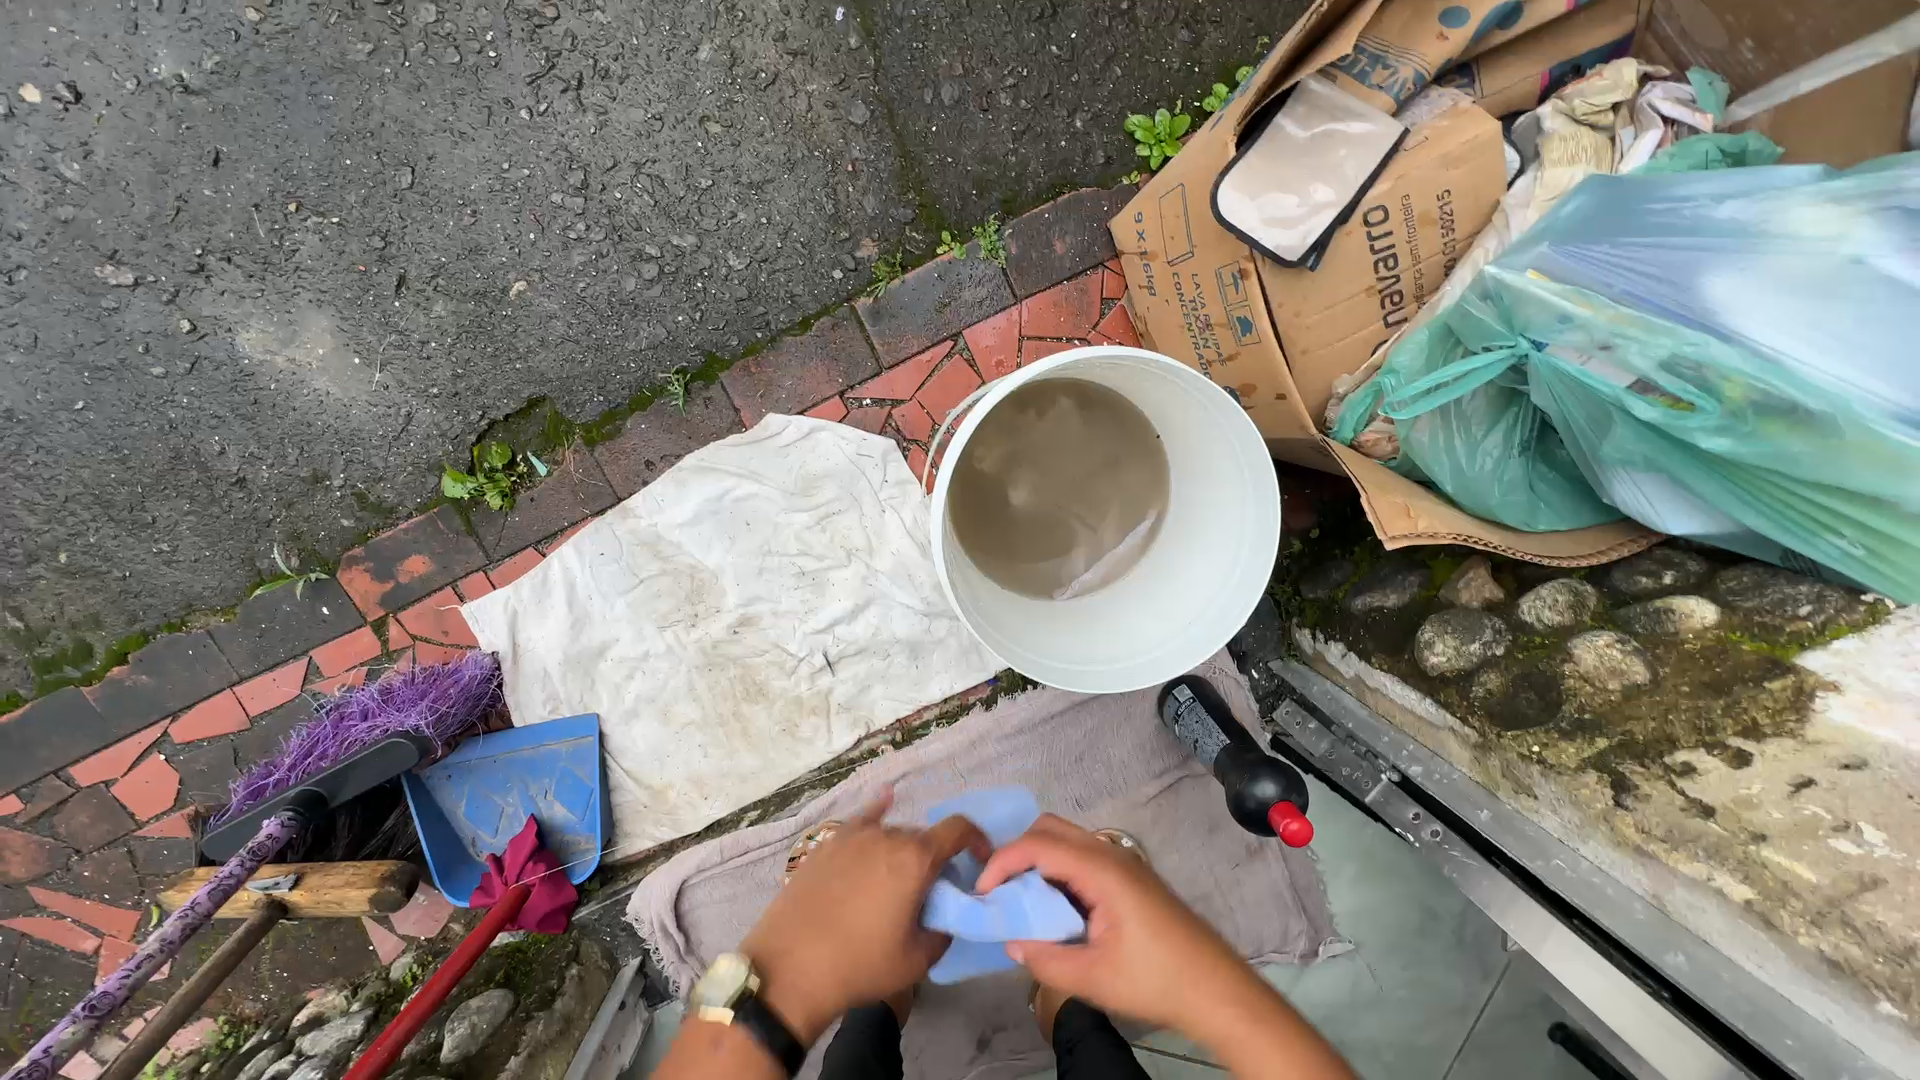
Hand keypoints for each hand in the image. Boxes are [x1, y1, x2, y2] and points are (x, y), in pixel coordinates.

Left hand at [738, 791, 988, 1043]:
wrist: (789, 969)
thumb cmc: (860, 965)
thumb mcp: (917, 961)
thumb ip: (944, 930)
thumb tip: (945, 914)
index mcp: (915, 858)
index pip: (958, 830)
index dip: (977, 840)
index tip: (980, 861)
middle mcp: (887, 835)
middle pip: (923, 837)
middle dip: (934, 858)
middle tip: (930, 893)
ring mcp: (852, 836)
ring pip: (892, 834)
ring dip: (903, 852)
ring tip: (894, 885)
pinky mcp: (826, 845)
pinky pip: (861, 821)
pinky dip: (876, 811)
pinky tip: (884, 800)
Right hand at [974, 814, 1258, 1033]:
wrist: (1216, 988)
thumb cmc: (1156, 980)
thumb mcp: (1092, 979)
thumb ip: (1045, 960)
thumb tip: (1012, 942)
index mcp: (1102, 870)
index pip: (1039, 845)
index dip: (1003, 862)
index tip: (982, 891)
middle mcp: (1111, 854)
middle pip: (1051, 828)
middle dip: (1017, 852)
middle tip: (998, 889)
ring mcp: (1123, 862)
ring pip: (1067, 839)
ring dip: (1038, 859)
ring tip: (1019, 898)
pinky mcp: (1130, 876)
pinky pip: (1082, 855)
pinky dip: (1057, 868)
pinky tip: (1053, 905)